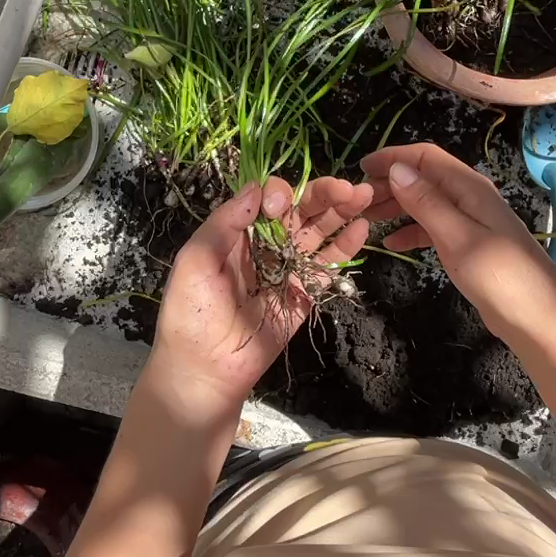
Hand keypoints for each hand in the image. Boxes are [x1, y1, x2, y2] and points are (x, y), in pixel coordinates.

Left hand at [149, 175, 372, 414]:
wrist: (204, 370)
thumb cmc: (191, 313)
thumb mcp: (195, 260)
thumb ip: (224, 222)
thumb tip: (257, 187)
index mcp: (238, 233)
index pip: (267, 199)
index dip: (279, 194)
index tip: (278, 206)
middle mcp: (266, 245)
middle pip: (299, 211)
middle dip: (322, 195)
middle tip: (347, 186)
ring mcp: (288, 269)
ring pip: (318, 233)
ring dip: (341, 213)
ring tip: (364, 195)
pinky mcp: (305, 295)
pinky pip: (327, 266)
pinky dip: (345, 247)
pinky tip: (362, 227)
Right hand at [360, 143, 555, 339]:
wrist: (536, 320)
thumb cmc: (500, 277)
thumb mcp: (458, 237)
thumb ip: (427, 202)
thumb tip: (397, 168)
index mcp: (469, 188)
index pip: (426, 157)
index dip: (392, 157)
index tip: (360, 167)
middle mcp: (470, 197)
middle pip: (424, 177)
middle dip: (390, 182)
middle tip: (359, 200)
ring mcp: (470, 220)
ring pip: (425, 202)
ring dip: (397, 206)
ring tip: (367, 218)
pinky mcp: (468, 243)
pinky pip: (433, 227)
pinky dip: (410, 230)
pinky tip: (391, 244)